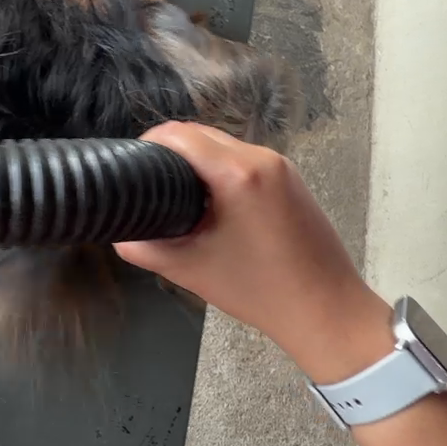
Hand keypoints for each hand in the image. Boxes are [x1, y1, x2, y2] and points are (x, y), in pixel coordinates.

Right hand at [115, 122, 393, 382]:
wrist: (327, 312)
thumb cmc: (259, 291)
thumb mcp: (188, 269)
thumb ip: (143, 246)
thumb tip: (120, 233)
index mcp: (237, 174)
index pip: (179, 135)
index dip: (148, 143)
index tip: (132, 165)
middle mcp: (262, 159)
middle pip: (201, 134)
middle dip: (170, 151)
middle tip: (148, 182)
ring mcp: (282, 167)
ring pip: (223, 145)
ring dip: (196, 160)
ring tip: (175, 194)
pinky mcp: (291, 180)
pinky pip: (244, 160)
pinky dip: (220, 170)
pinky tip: (209, 202)